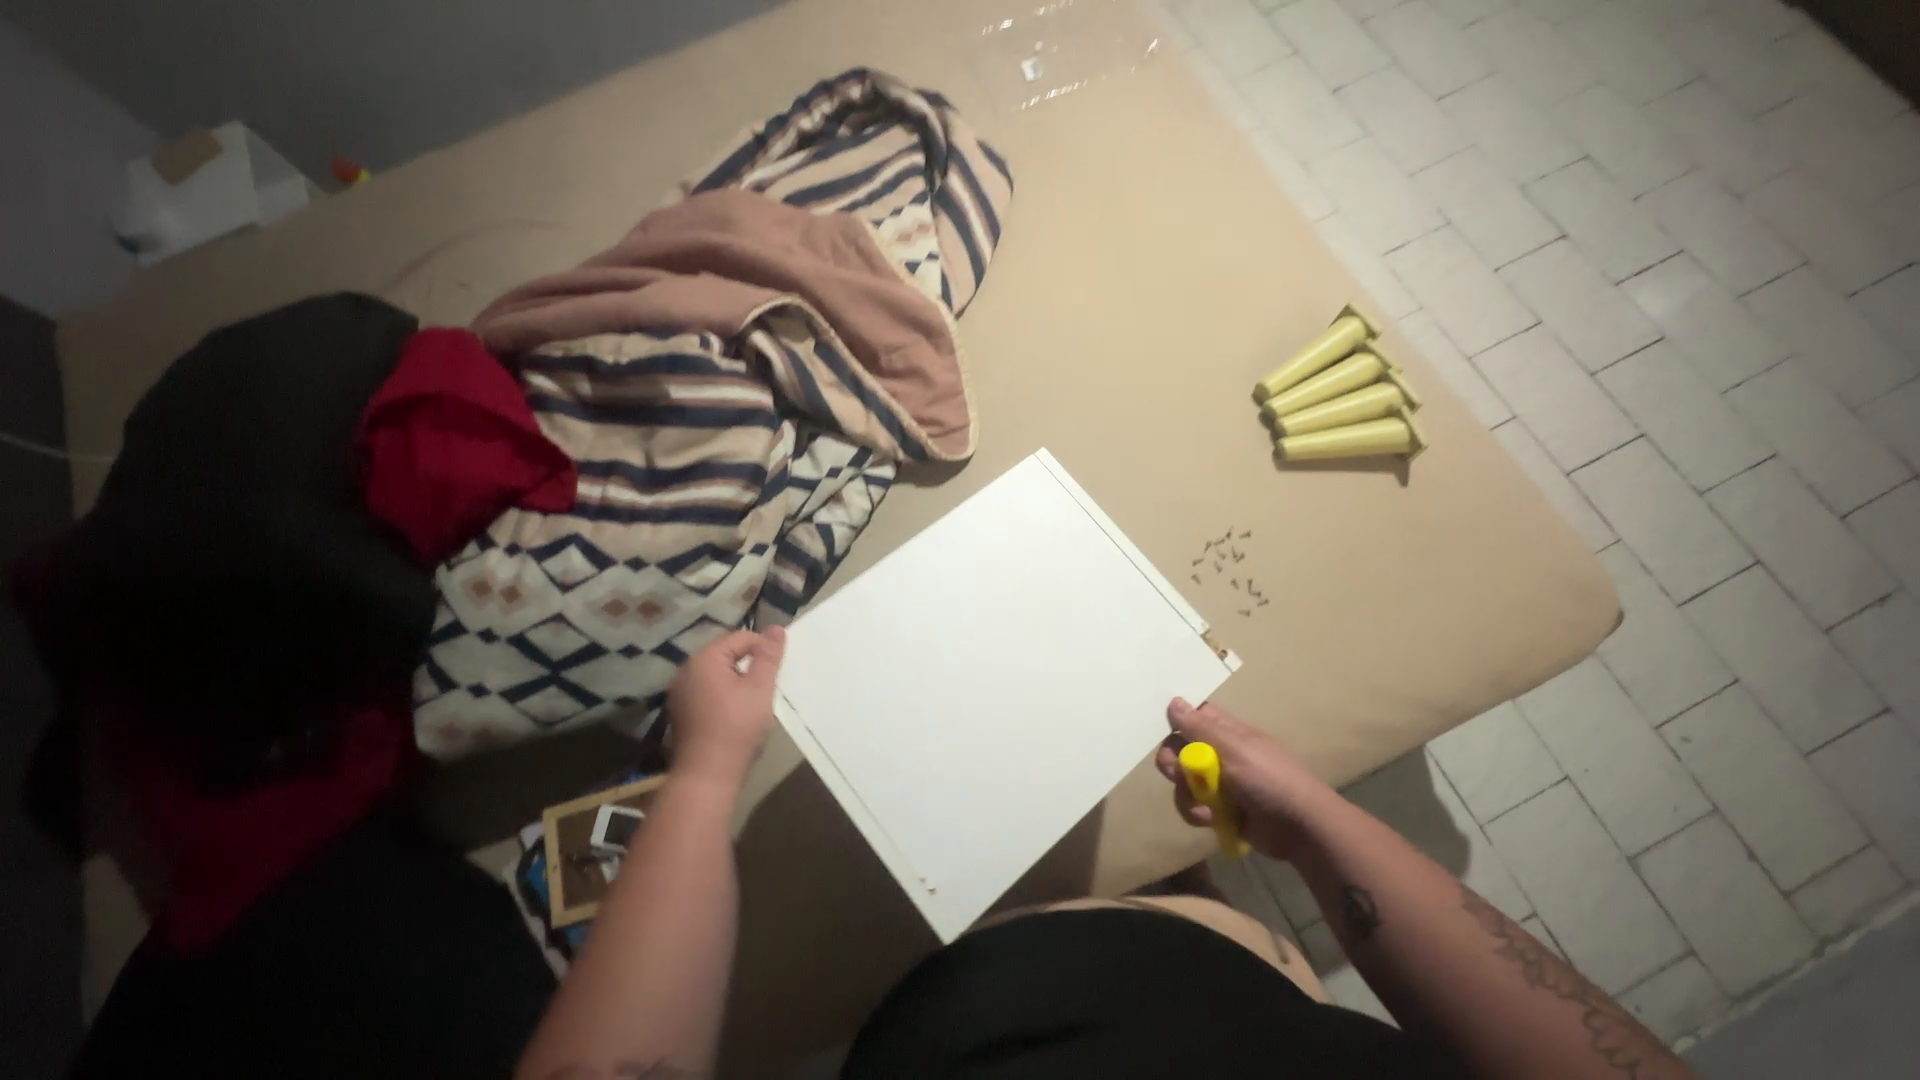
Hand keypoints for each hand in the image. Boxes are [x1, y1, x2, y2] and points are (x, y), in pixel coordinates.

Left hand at [665, 626, 786, 789]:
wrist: (707, 775)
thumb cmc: (736, 727)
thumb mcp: (760, 689)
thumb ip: (768, 656)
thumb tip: (776, 628)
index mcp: (704, 660)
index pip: (739, 638)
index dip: (763, 648)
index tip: (779, 668)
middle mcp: (686, 671)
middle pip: (726, 656)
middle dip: (749, 666)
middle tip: (769, 685)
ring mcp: (680, 694)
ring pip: (716, 676)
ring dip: (737, 682)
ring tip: (755, 701)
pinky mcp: (681, 713)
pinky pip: (707, 693)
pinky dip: (723, 697)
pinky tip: (736, 715)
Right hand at [1154, 698, 1335, 860]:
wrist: (1299, 828)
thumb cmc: (1270, 779)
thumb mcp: (1235, 749)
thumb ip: (1200, 728)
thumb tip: (1173, 700)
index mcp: (1226, 733)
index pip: (1192, 717)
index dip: (1175, 723)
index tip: (1167, 734)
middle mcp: (1218, 754)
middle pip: (1178, 750)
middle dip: (1174, 764)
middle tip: (1181, 774)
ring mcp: (1218, 783)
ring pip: (1181, 781)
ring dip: (1187, 794)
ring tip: (1205, 807)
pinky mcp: (1217, 809)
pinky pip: (1191, 806)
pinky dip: (1197, 813)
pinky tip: (1210, 819)